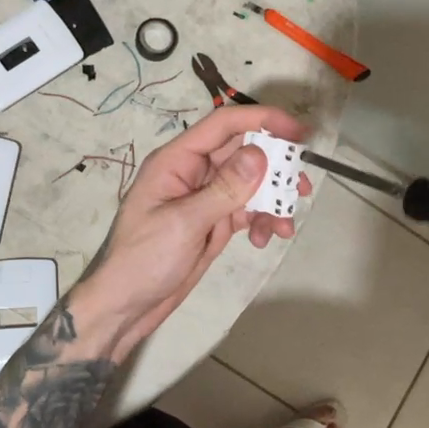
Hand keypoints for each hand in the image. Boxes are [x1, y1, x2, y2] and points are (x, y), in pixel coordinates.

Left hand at [73, 106, 310, 360]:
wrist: (126, 306)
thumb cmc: (144, 260)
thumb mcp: (184, 223)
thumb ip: (224, 189)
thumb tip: (259, 154)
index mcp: (177, 162)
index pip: (223, 126)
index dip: (262, 121)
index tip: (299, 132)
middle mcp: (193, 173)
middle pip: (243, 153)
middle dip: (276, 168)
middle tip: (302, 187)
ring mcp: (205, 198)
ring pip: (250, 184)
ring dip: (271, 201)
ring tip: (285, 226)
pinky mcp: (214, 222)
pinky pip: (246, 210)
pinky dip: (261, 221)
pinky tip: (265, 240)